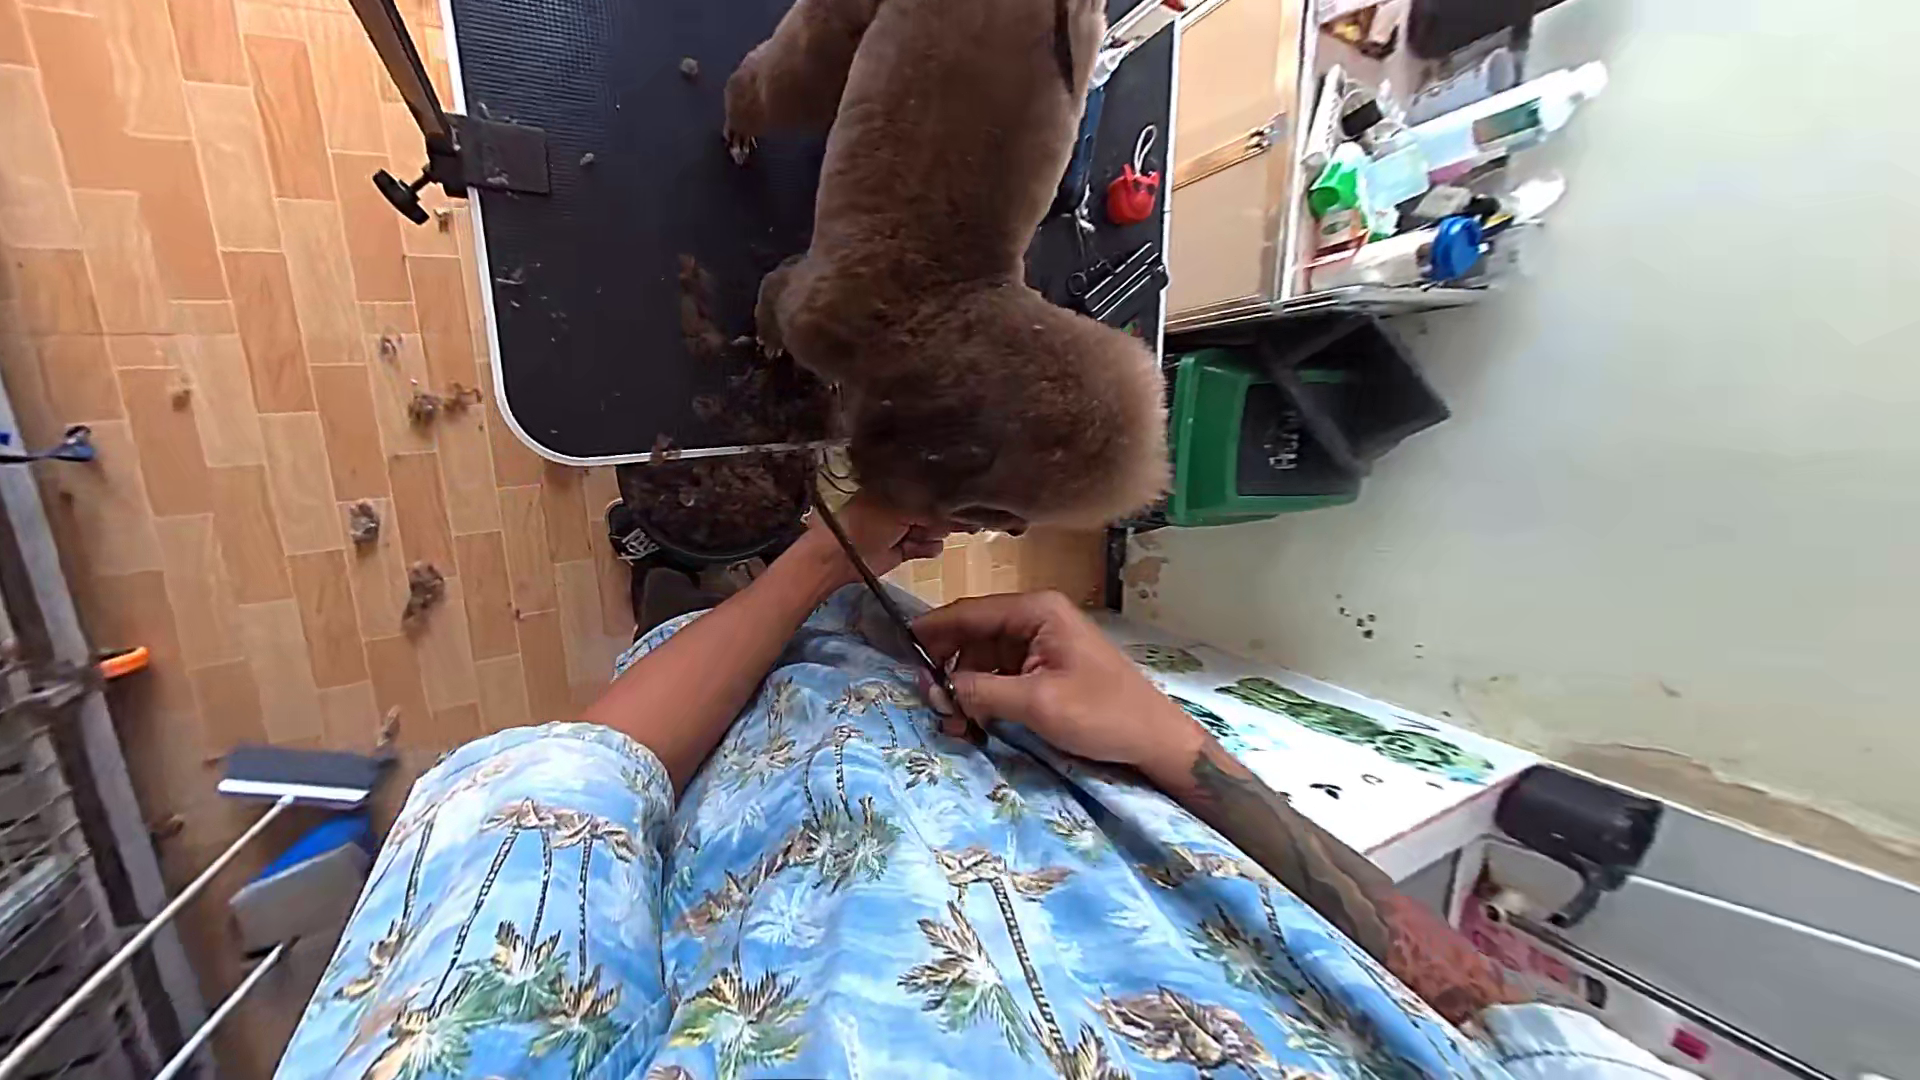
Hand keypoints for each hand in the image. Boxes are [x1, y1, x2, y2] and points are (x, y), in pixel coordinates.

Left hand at [798, 493, 947, 585]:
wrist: (842, 556)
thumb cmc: (867, 522)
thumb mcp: (901, 508)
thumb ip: (930, 507)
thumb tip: (955, 509)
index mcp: (895, 488)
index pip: (928, 489)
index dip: (943, 496)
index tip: (959, 501)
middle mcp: (900, 506)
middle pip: (933, 511)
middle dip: (939, 517)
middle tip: (939, 521)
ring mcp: (901, 529)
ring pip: (931, 530)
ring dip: (932, 534)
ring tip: (922, 535)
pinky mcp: (902, 550)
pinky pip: (924, 548)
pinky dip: (928, 548)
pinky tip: (928, 547)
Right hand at [912, 591, 1202, 768]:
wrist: (1154, 740)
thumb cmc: (1102, 713)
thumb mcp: (1038, 703)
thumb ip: (982, 690)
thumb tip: (939, 687)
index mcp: (1036, 611)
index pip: (971, 612)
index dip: (933, 629)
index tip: (901, 648)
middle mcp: (1035, 619)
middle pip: (974, 636)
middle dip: (949, 668)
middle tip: (931, 703)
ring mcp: (1040, 644)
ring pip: (984, 660)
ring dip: (964, 688)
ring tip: (953, 723)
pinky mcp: (1044, 669)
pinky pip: (1001, 677)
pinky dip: (984, 697)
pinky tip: (974, 723)